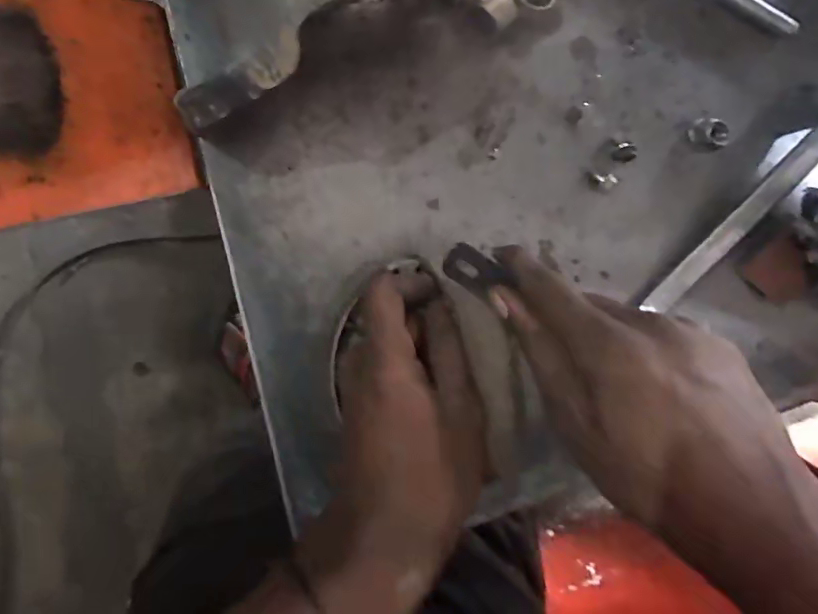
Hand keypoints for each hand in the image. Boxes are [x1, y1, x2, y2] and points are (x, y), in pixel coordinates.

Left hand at [296, 271, 487, 611]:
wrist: (383, 537)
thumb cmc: (432, 475)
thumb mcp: (460, 410)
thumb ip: (449, 350)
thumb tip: (440, 304)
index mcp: (382, 356)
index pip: (381, 288)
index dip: (411, 279)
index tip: (445, 292)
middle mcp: (357, 360)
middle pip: (386, 314)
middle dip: (424, 317)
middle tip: (465, 339)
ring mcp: (352, 382)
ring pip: (387, 340)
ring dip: (420, 345)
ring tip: (459, 372)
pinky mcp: (356, 402)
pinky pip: (382, 364)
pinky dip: (409, 365)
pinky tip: (439, 395)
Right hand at [491, 247, 788, 525]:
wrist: (760, 517)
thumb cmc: (649, 481)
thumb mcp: (578, 427)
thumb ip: (542, 356)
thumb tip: (507, 299)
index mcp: (608, 344)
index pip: (552, 288)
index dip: (522, 267)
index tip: (500, 252)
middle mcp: (648, 321)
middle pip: (591, 305)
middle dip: (571, 318)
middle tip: (566, 354)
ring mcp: (690, 330)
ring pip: (631, 320)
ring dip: (614, 337)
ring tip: (623, 384)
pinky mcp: (720, 345)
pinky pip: (667, 334)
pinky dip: (651, 349)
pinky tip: (665, 390)